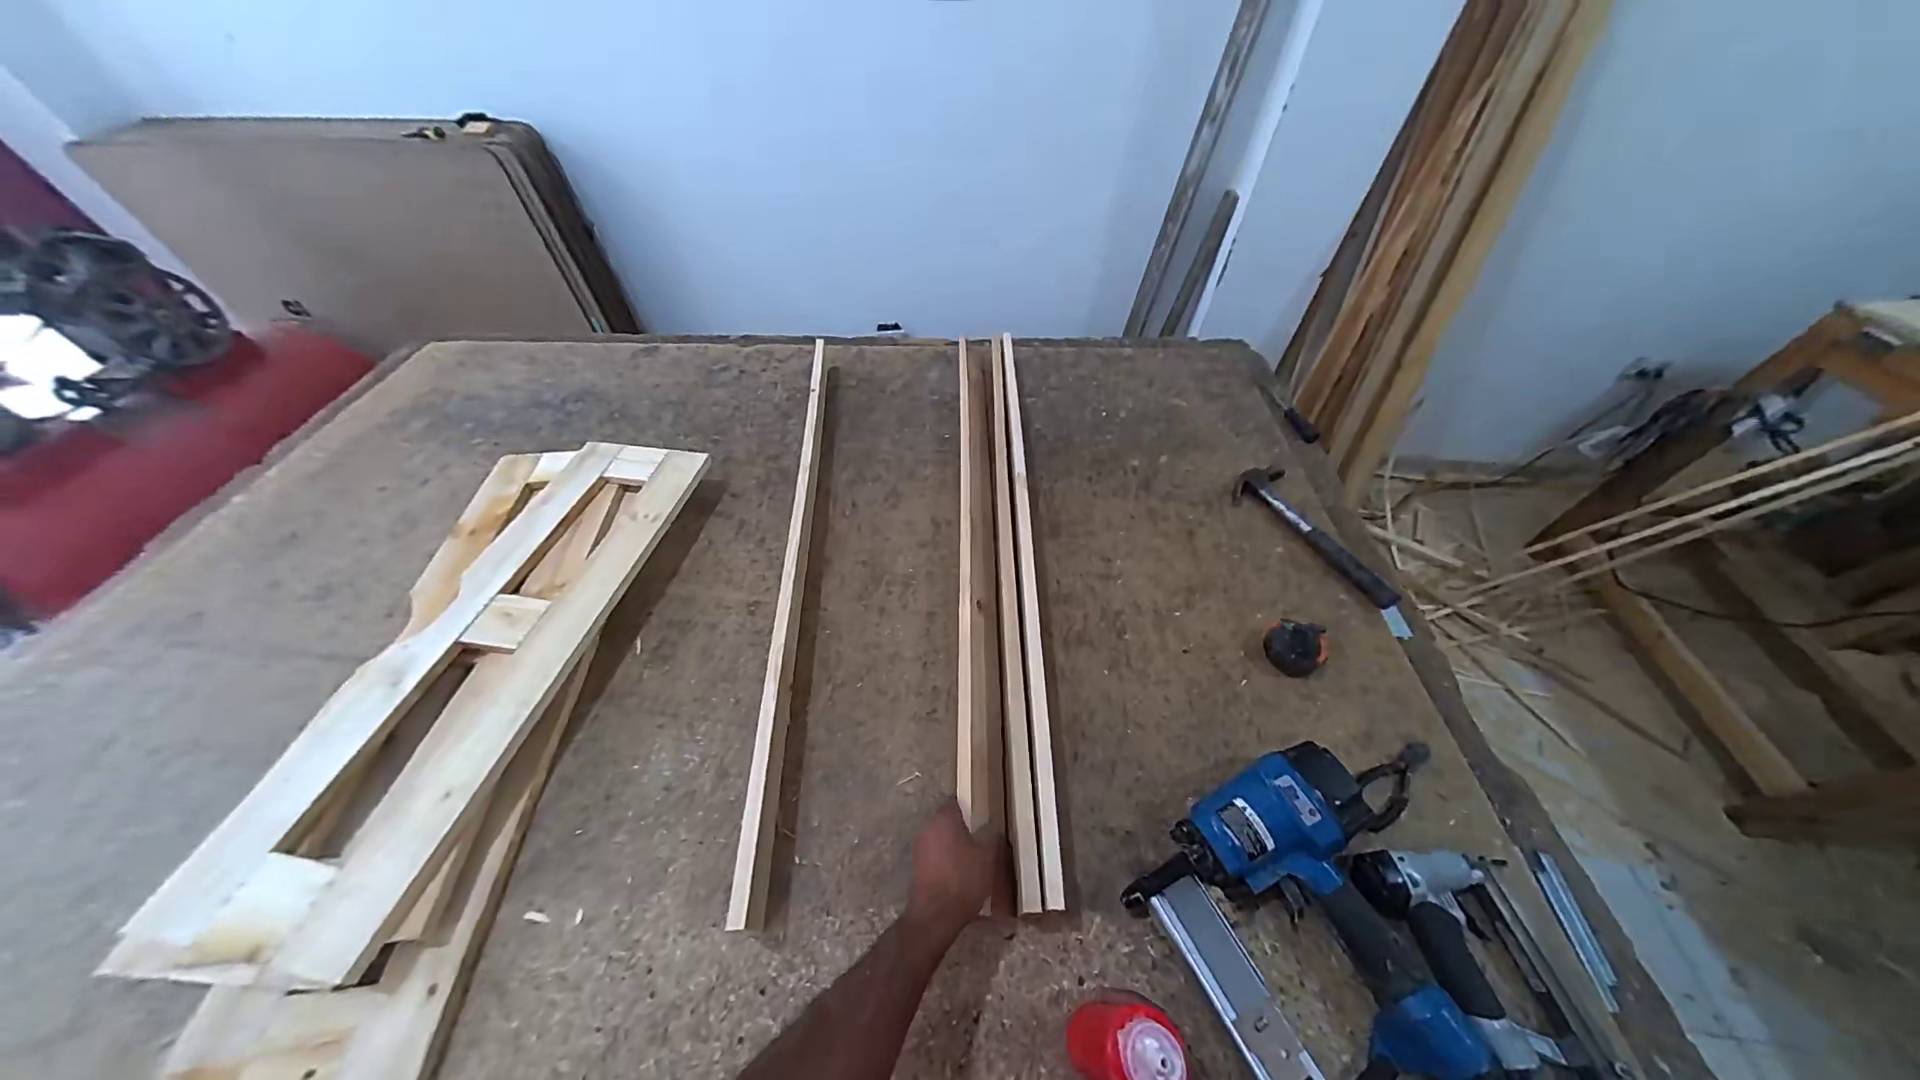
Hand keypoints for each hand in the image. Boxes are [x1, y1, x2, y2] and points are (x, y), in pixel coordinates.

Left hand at [905, 799, 1002, 936]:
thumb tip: (993, 831)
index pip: (956, 802)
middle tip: (980, 840)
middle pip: (947, 822)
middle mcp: (928, 828)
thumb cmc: (964, 878)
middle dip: (962, 829)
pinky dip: (946, 863)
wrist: (937, 913)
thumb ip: (992, 838)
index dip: (970, 807)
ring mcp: (919, 848)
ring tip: (972, 862)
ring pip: (941, 840)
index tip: (981, 816)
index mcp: (944, 818)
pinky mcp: (917, 867)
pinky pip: (935, 858)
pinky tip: (959, 877)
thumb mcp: (989, 857)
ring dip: (953, 847)